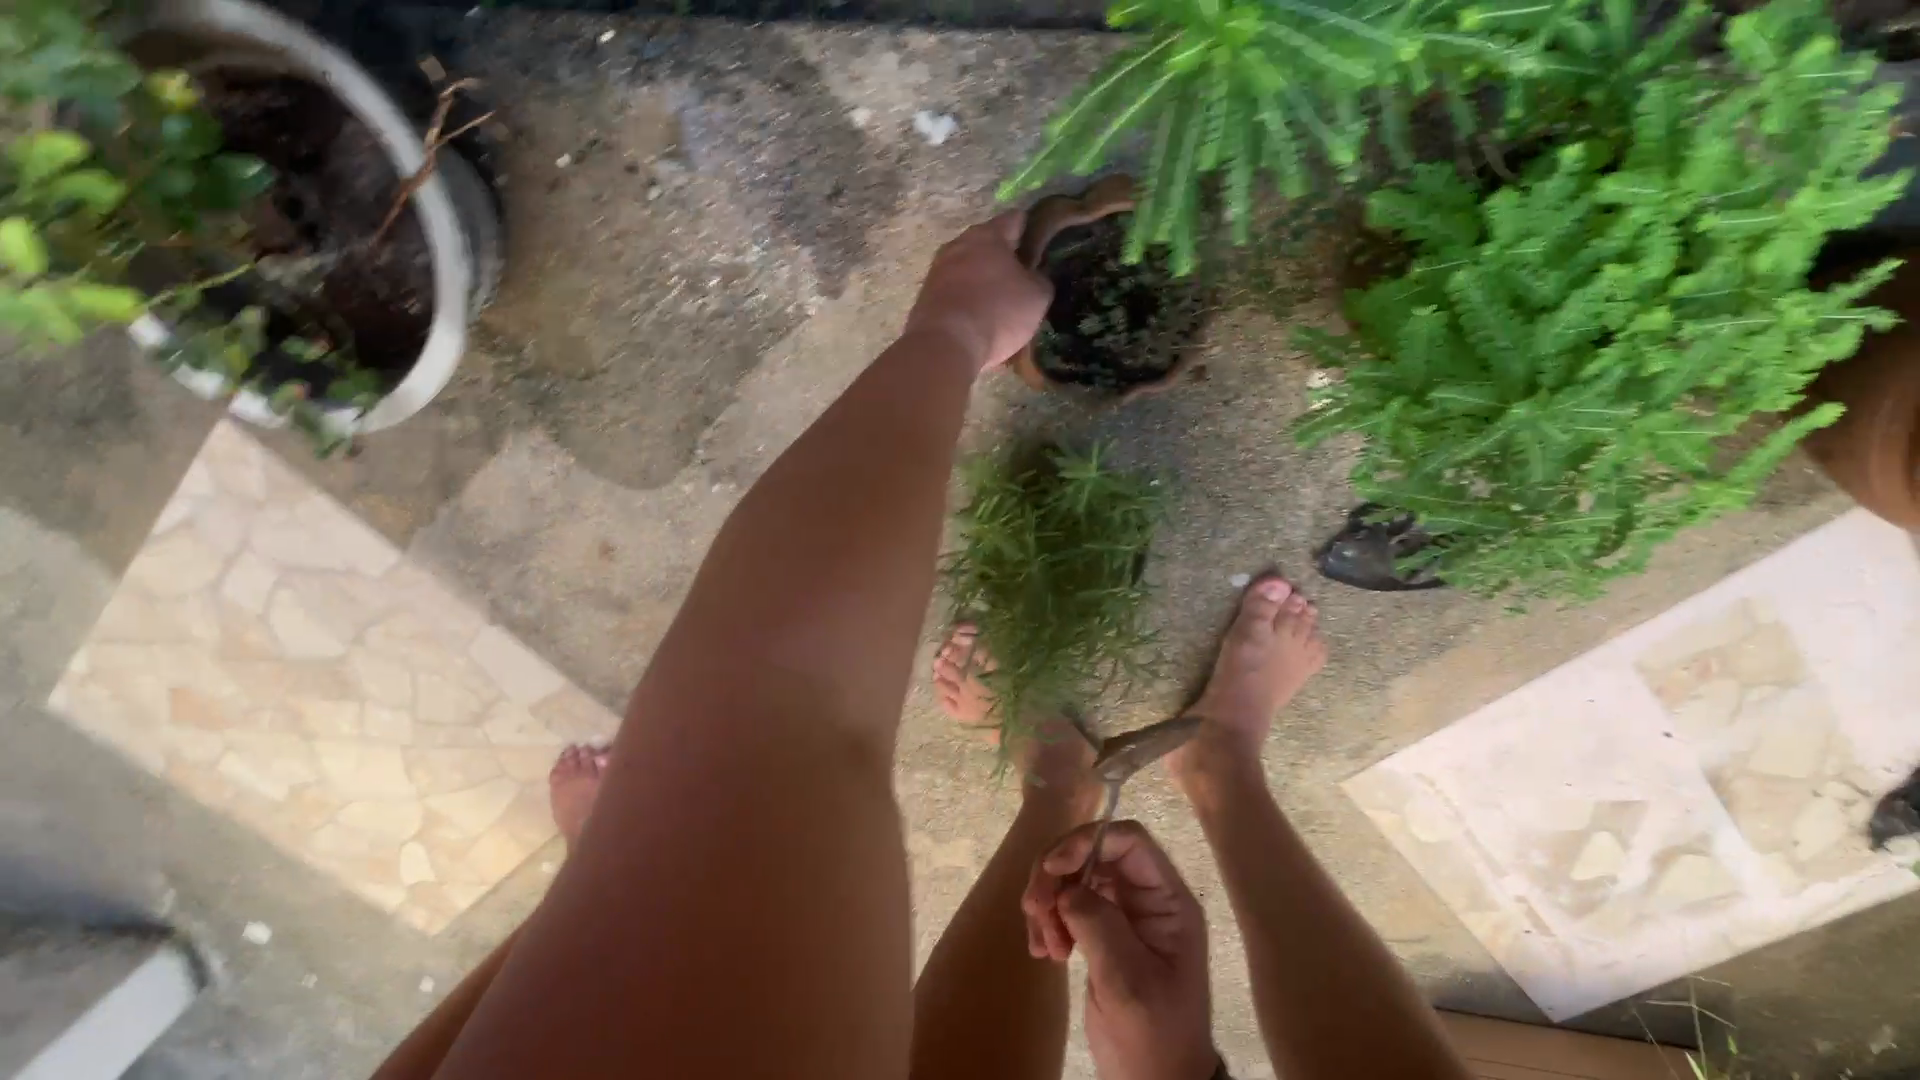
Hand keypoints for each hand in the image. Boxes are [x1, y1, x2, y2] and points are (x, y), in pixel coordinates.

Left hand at [903, 211, 1052, 370]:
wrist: (945, 344)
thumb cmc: (998, 312)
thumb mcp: (1036, 297)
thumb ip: (1040, 279)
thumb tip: (1034, 276)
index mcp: (988, 235)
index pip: (1014, 219)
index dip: (1030, 229)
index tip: (1040, 245)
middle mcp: (958, 244)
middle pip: (986, 243)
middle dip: (1003, 257)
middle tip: (1020, 278)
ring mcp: (937, 269)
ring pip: (967, 268)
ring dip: (981, 279)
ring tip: (997, 301)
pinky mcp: (925, 296)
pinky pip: (953, 291)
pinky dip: (965, 299)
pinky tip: (975, 318)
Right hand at [1023, 821, 1217, 1079]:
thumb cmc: (1153, 1035)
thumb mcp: (1129, 982)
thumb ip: (1100, 926)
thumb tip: (1067, 889)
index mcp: (1168, 899)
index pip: (1129, 841)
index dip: (1088, 841)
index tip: (1052, 869)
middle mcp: (1146, 896)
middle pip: (1093, 853)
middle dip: (1056, 875)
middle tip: (1033, 911)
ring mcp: (1123, 912)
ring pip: (1074, 876)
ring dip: (1048, 901)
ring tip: (1043, 945)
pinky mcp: (1101, 929)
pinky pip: (1066, 904)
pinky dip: (1048, 920)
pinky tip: (1044, 952)